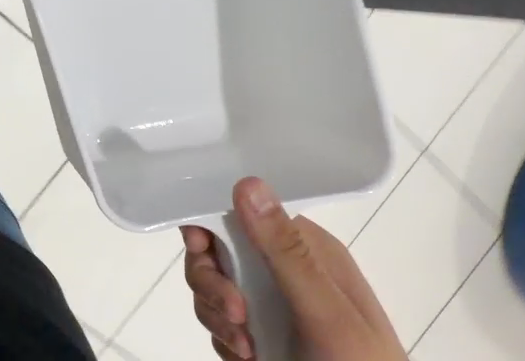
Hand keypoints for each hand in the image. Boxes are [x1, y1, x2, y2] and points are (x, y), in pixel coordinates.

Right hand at [180, 178, 405, 360]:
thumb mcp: (326, 314)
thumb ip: (285, 251)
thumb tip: (247, 180)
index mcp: (308, 250)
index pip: (242, 212)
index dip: (210, 223)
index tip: (199, 248)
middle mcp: (286, 268)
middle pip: (216, 250)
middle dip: (211, 281)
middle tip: (233, 313)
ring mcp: (271, 302)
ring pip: (211, 285)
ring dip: (216, 315)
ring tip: (246, 349)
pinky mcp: (260, 333)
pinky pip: (217, 319)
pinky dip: (224, 338)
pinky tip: (247, 358)